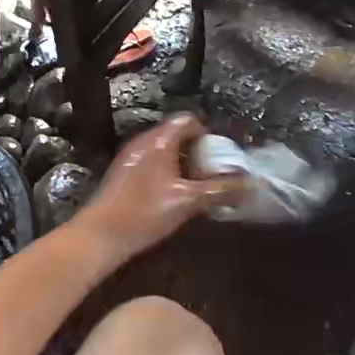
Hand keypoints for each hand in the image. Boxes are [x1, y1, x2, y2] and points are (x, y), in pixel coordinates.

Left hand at [70, 114, 246, 260]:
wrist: (102, 233)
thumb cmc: (146, 212)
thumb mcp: (189, 201)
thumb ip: (220, 190)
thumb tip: (251, 184)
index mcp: (159, 140)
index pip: (188, 120)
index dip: (207, 134)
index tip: (220, 156)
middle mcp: (143, 141)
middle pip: (176, 134)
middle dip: (197, 151)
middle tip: (212, 173)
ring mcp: (131, 156)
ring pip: (164, 149)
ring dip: (183, 163)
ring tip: (197, 187)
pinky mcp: (124, 171)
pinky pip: (152, 161)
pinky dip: (167, 171)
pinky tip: (173, 195)